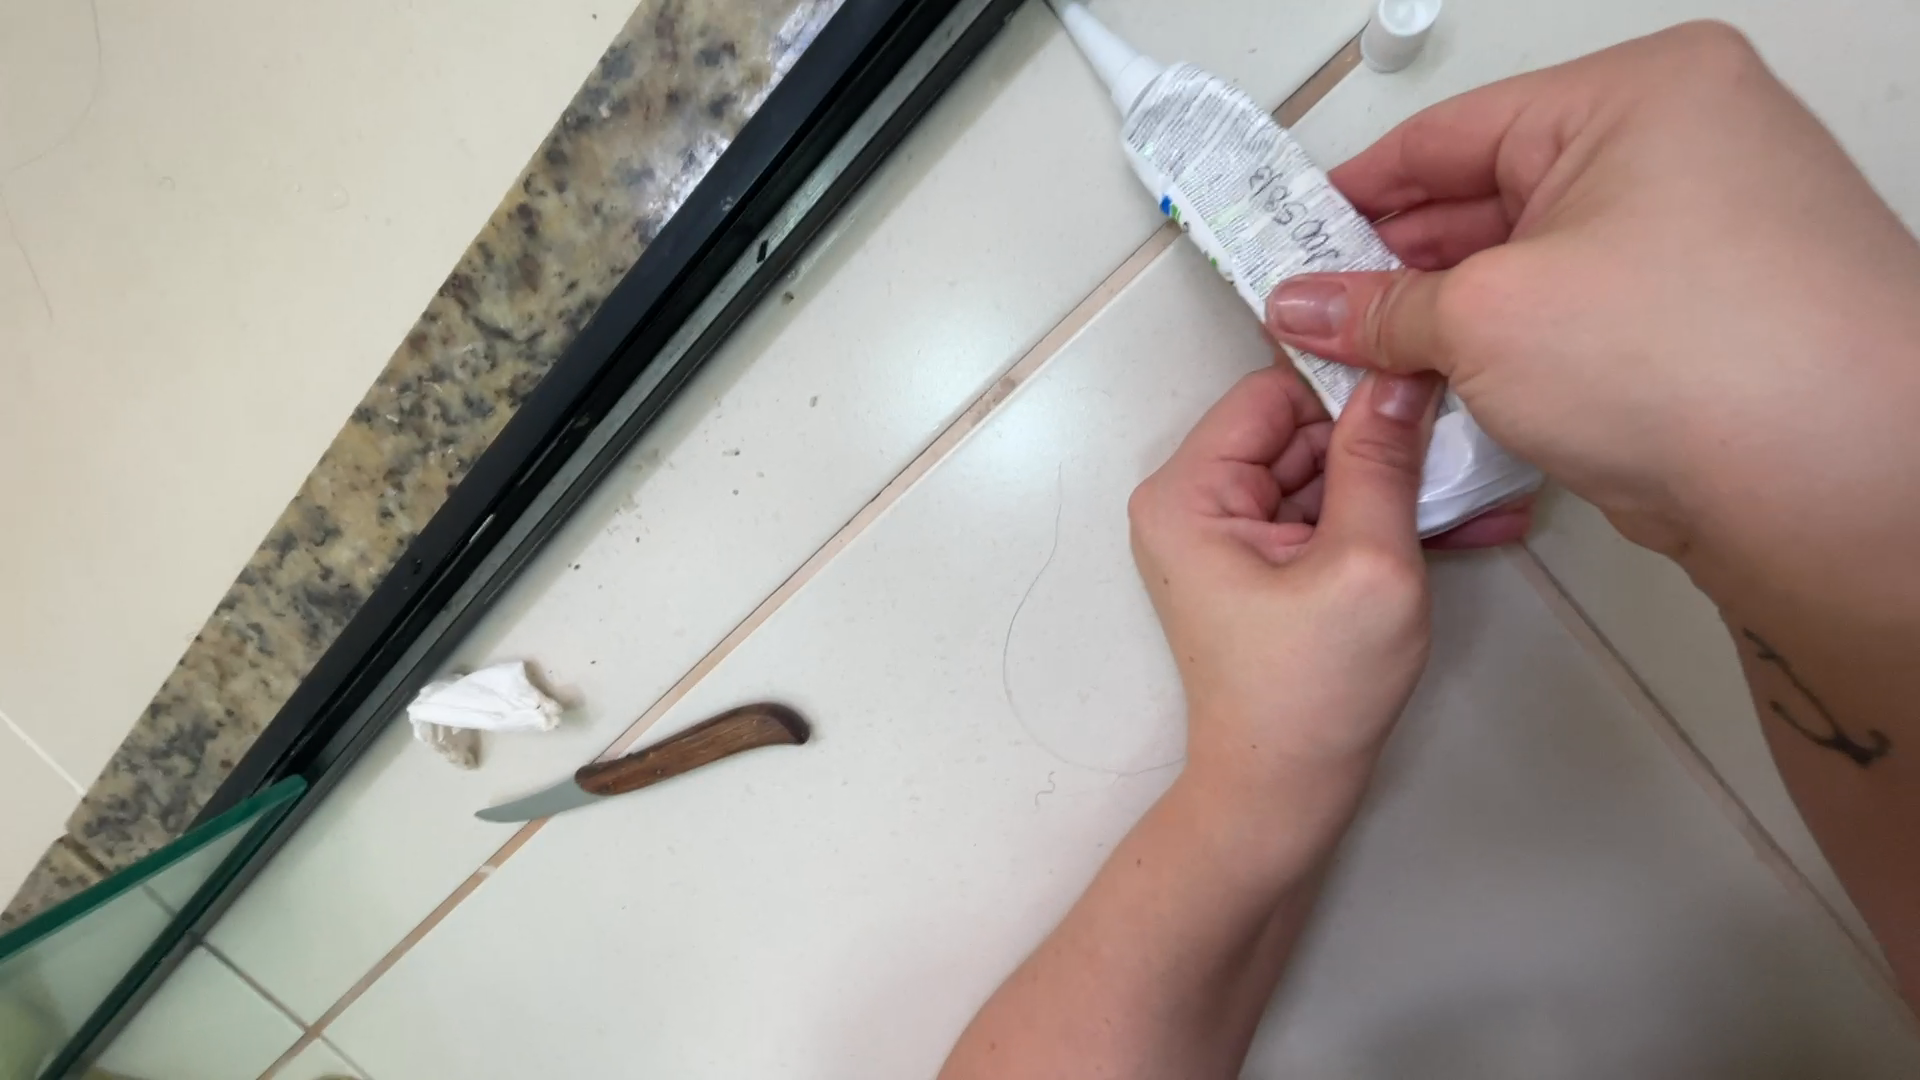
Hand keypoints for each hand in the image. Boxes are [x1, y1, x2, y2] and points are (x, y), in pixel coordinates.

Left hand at [1130, 365, 1470, 800]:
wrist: (1282, 787)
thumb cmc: (1313, 686)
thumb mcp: (1364, 563)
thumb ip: (1381, 461)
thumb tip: (1401, 374)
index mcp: (1187, 493)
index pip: (1268, 394)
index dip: (1346, 385)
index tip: (1427, 383)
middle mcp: (1191, 503)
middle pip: (1294, 434)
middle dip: (1381, 442)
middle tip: (1477, 439)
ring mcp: (1223, 535)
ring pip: (1317, 475)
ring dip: (1395, 484)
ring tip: (1489, 485)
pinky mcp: (1255, 562)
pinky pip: (1318, 518)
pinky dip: (1376, 520)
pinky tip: (1464, 522)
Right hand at [1264, 22, 1919, 594]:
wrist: (1825, 478)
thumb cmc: (1676, 354)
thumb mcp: (1482, 315)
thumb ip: (1372, 308)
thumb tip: (1294, 306)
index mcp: (1627, 103)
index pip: (1444, 135)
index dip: (1350, 193)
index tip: (1283, 241)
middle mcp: (1652, 157)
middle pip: (1466, 203)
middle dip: (1376, 266)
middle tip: (1300, 312)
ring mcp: (1658, 241)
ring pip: (1492, 269)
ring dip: (1413, 317)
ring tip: (1336, 355)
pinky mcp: (1651, 318)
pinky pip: (1526, 317)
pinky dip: (1462, 347)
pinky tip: (1403, 379)